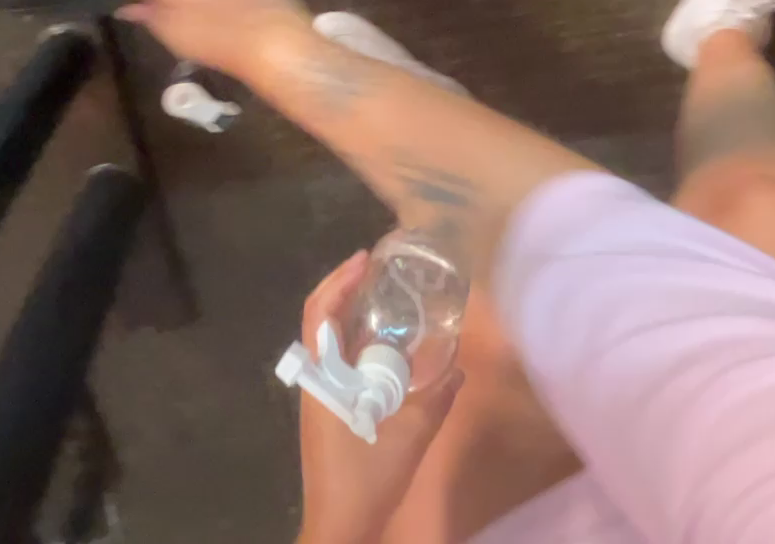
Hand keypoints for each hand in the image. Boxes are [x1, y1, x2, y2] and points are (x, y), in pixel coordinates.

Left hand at [295, 251, 464, 543]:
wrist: (338, 526)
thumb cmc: (366, 477)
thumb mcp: (410, 437)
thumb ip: (435, 399)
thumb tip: (458, 367)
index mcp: (323, 376)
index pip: (318, 313)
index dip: (338, 280)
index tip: (364, 257)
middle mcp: (315, 376)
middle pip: (320, 316)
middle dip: (344, 286)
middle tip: (376, 265)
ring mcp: (318, 391)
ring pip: (328, 336)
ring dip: (348, 309)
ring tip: (380, 290)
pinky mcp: (326, 405)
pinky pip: (337, 357)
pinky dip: (355, 338)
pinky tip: (382, 341)